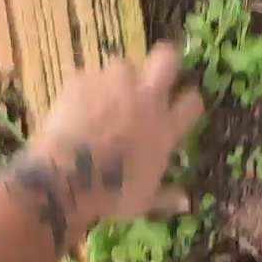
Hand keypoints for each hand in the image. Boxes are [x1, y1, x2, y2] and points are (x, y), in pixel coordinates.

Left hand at [0, 42, 204, 247]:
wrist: (68, 175)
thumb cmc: (112, 193)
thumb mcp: (143, 201)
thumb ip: (167, 197)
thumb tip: (187, 203)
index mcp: (164, 128)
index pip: (192, 102)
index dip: (190, 103)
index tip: (183, 109)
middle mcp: (145, 97)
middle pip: (167, 57)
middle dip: (165, 62)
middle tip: (155, 78)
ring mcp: (114, 83)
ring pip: (125, 63)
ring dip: (121, 79)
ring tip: (108, 99)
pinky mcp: (85, 78)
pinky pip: (92, 76)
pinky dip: (90, 90)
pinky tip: (81, 108)